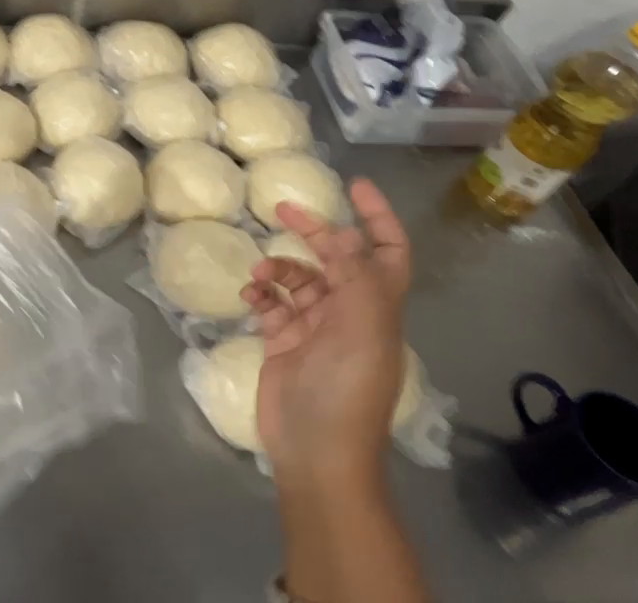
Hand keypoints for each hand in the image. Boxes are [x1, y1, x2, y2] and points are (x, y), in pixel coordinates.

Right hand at [240, 178, 412, 492]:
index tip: (353, 186)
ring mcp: (315, 329)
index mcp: (377, 306)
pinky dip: (261, 297)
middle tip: (281, 209)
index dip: (377, 216)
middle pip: (335, 258)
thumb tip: (342, 233)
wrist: (316, 451)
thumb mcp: (361, 327)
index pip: (387, 250)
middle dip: (313, 231)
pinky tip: (249, 299)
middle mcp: (350, 312)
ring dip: (279, 270)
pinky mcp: (284, 345)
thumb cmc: (345, 389)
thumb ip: (355, 275)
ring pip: (298, 281)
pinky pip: (272, 307)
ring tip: (259, 276)